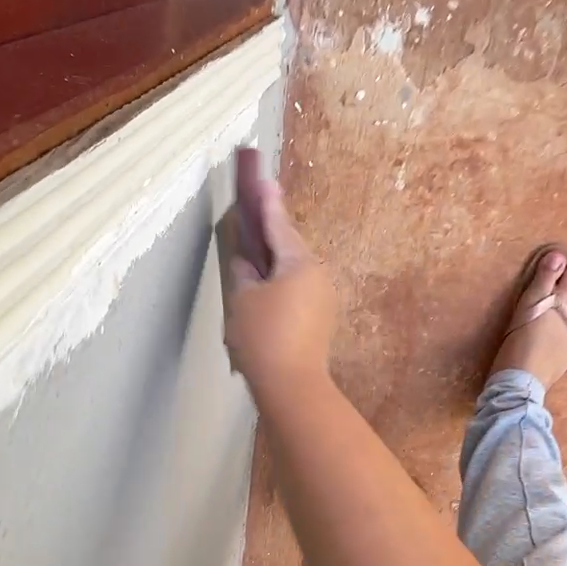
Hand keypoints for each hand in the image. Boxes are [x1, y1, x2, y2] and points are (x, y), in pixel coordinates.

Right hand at [222, 177, 336, 394]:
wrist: (292, 386)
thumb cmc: (263, 337)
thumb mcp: (243, 298)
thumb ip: (243, 271)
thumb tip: (246, 260)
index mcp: (300, 263)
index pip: (278, 225)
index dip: (266, 203)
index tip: (263, 179)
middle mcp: (318, 275)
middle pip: (288, 249)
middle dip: (268, 237)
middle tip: (251, 217)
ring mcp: (323, 299)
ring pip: (292, 272)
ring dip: (272, 266)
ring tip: (250, 262)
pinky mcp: (321, 320)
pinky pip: (296, 292)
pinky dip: (279, 287)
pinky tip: (263, 294)